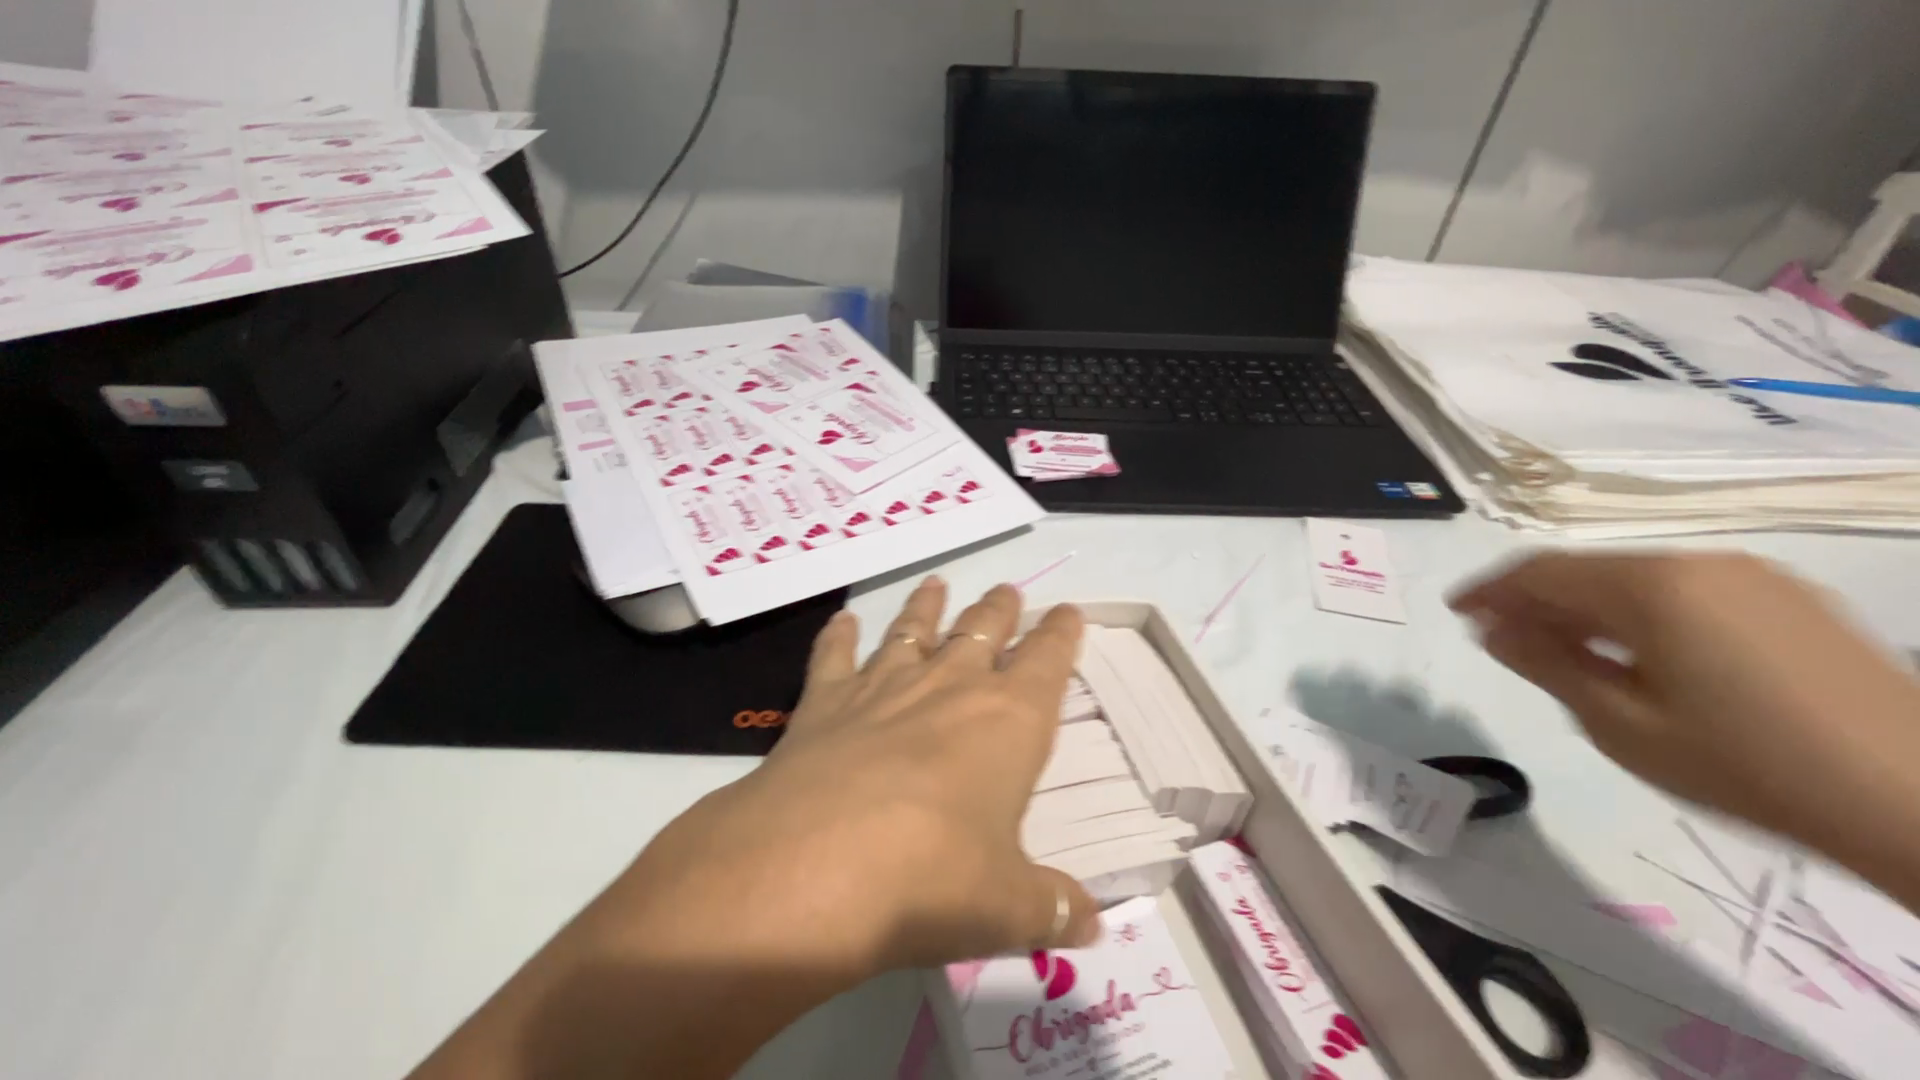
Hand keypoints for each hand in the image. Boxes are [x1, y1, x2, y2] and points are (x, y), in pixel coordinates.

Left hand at [621, 578, 1099, 977]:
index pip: (1048, 661)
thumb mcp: (1007, 909)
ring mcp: (882, 688)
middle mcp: (949, 687)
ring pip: (912, 631)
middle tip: (1007, 590)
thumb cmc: (932, 880)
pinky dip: (840, 636)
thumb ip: (1053, 909)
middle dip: (999, 610)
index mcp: (1009, 721)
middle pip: (982, 631)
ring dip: (927, 608)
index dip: (1062, 634)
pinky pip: (834, 656)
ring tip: (936, 585)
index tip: (1068, 612)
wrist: (814, 868)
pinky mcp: (822, 703)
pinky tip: (843, 620)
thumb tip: (1092, 927)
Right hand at [1449, 552, 1919, 855]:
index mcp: (1652, 585)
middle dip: (1539, 601)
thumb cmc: (1742, 763)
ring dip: (1590, 609)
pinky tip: (1639, 655)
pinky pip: (1689, 595)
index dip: (1491, 589)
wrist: (1918, 799)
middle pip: (1593, 571)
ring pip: (1641, 582)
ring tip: (1564, 651)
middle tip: (1501, 636)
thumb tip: (1493, 629)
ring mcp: (1755, 579)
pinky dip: (1643, 615)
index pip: (1543, 571)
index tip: (1455, 612)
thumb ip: (1546, 664)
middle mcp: (1701, 563)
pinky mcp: (1793, 603)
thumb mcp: (1618, 721)